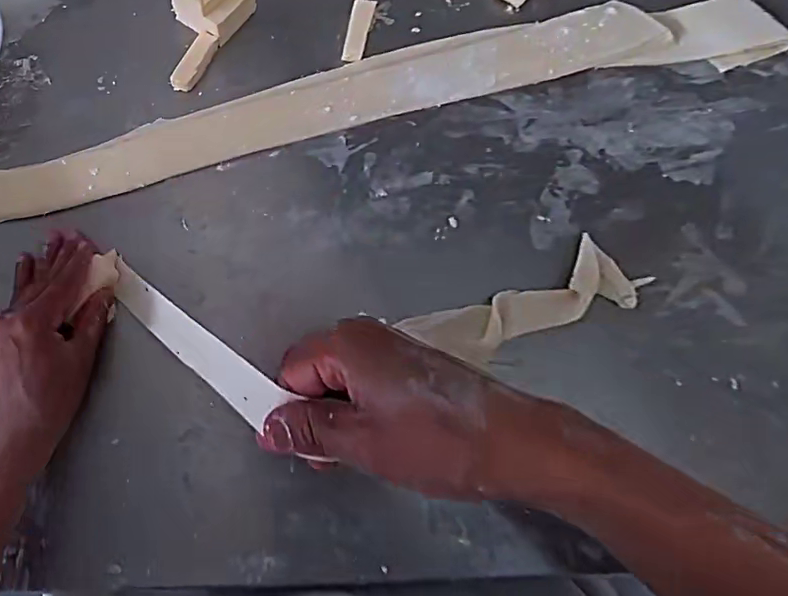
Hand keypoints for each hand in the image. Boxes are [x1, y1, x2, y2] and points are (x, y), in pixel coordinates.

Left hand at [0, 229, 114, 481]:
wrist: (9, 439)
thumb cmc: (49, 405)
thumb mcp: (79, 363)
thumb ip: (90, 323)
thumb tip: (102, 293)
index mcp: (35, 320)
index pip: (64, 283)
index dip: (79, 263)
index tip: (90, 243)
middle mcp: (15, 314)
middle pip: (46, 279)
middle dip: (61, 256)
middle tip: (73, 233)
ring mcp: (5, 322)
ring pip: (30, 285)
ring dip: (45, 262)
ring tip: (53, 239)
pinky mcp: (2, 332)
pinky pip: (18, 296)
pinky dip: (26, 278)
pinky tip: (26, 262)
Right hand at [256, 317, 578, 503]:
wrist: (516, 442)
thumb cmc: (442, 441)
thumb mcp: (363, 445)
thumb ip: (309, 431)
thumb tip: (271, 427)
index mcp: (345, 343)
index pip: (288, 369)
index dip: (288, 408)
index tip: (298, 442)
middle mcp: (362, 333)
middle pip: (311, 369)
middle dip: (315, 412)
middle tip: (337, 454)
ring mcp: (387, 343)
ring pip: (339, 377)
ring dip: (341, 413)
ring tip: (370, 449)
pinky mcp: (405, 358)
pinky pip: (365, 377)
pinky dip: (364, 406)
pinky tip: (390, 436)